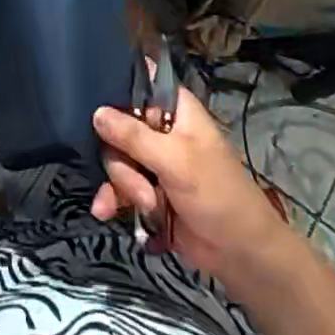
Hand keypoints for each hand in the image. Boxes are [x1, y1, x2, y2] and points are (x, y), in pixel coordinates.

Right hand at [90, 89, 299, 286]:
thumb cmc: (216, 193)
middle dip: (122, 159)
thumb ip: (133, 136)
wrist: (237, 251)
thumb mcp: (175, 160)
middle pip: (118, 126)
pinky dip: (112, 198)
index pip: (140, 83)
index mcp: (175, 109)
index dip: (117, 93)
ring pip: (116, 157)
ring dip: (122, 183)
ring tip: (146, 206)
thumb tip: (96, 112)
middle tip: (142, 182)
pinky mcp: (146, 188)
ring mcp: (152, 160)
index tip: (99, 108)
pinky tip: (105, 211)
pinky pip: (117, 184)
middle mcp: (161, 129)